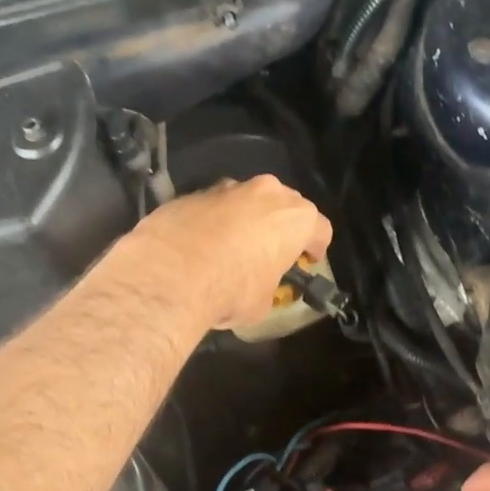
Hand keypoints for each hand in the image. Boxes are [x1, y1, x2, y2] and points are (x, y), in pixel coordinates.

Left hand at [119, 176, 332, 330]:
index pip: (320, 229)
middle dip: (279, 226)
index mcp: (294, 218)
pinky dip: (212, 221)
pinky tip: (198, 245)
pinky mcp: (193, 193)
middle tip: (269, 251)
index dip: (314, 248)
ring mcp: (227, 188)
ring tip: (229, 247)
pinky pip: (212, 206)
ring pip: (246, 200)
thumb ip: (268, 286)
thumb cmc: (231, 289)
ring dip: (244, 219)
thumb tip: (257, 288)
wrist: (169, 273)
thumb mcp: (262, 303)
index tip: (306, 262)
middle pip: (284, 205)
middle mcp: (266, 192)